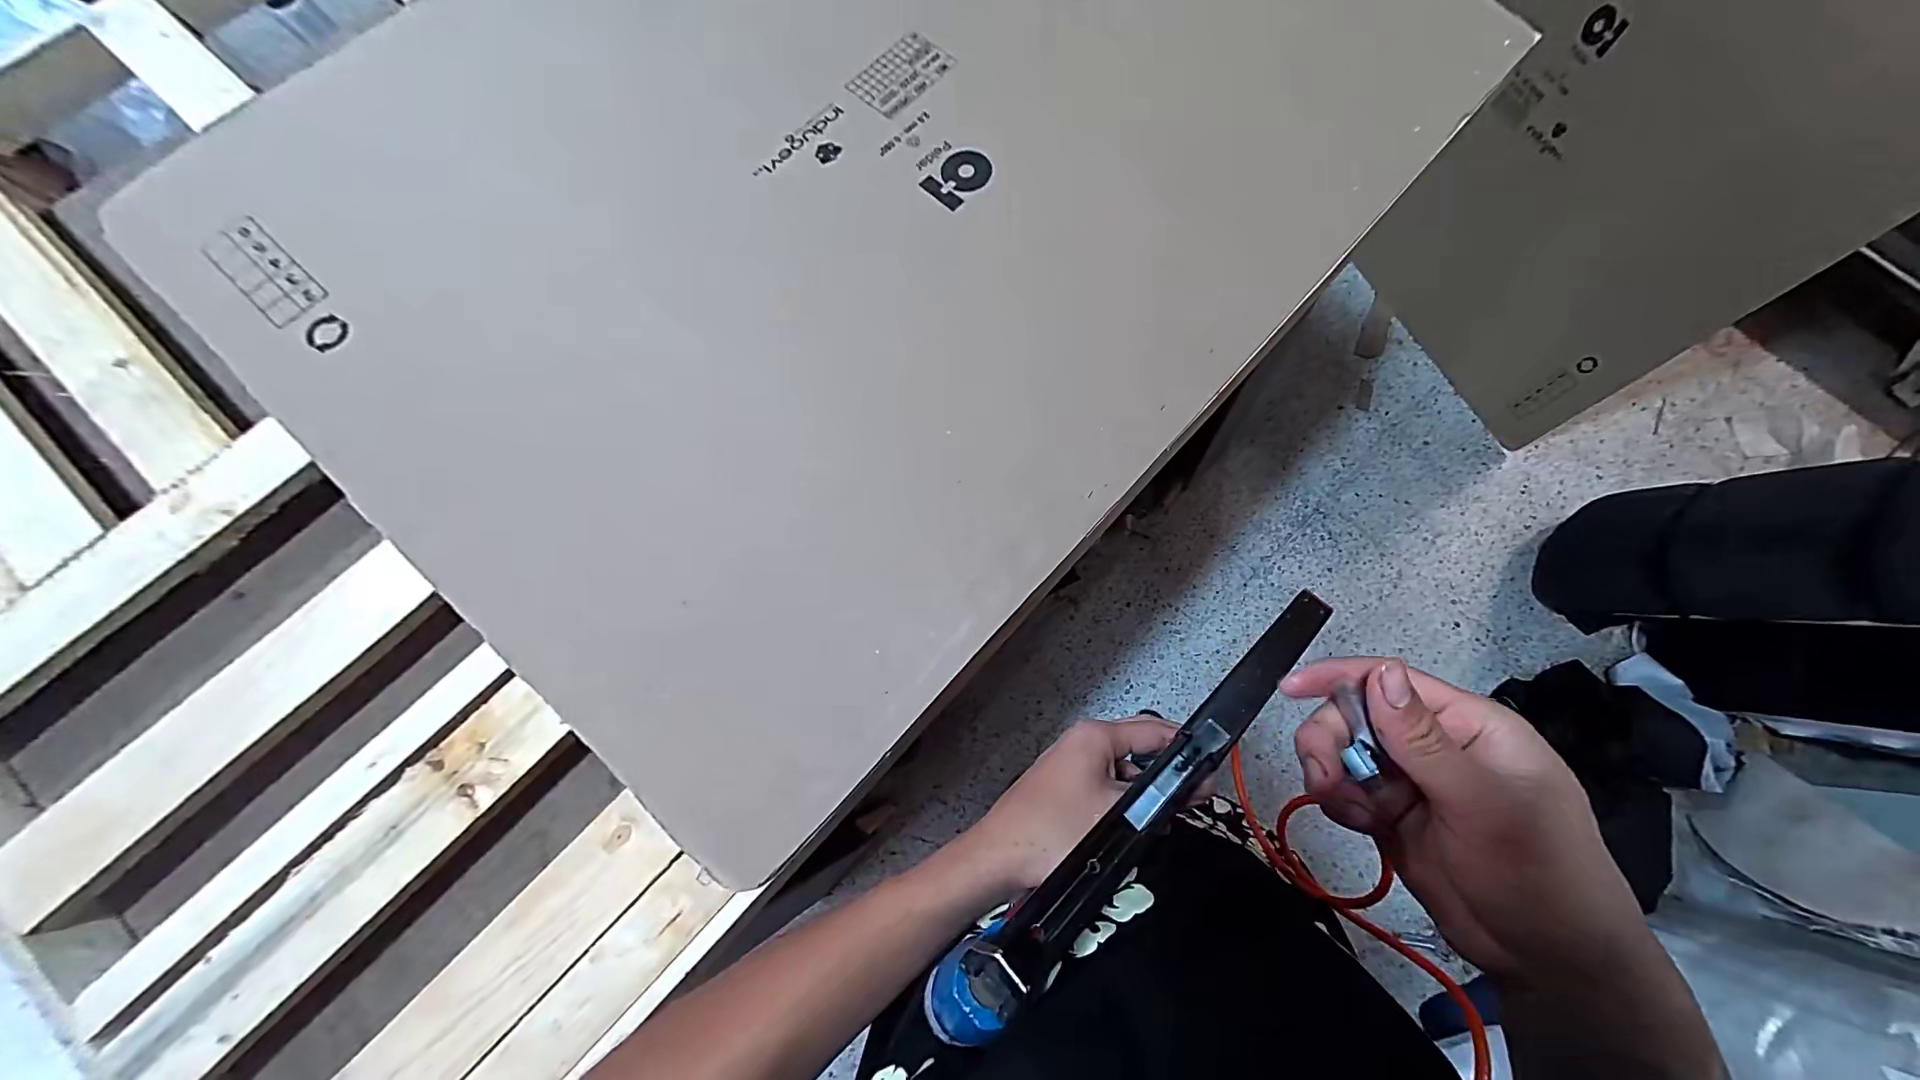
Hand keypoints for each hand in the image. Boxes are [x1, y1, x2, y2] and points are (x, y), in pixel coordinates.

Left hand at [952, 716, 1178, 894]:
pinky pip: (1105, 787)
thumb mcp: (1118, 814)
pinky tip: (1132, 829)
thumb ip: (1161, 798)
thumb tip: (1190, 786)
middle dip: (1166, 774)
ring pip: (1122, 772)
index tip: (1208, 771)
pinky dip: (1122, 803)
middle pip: (1139, 749)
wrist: (1000, 858)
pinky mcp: (1064, 788)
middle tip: (1191, 798)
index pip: (1154, 730)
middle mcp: (1080, 742)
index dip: (1186, 750)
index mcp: (1093, 736)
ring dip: (1144, 794)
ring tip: (1162, 819)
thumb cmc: (1049, 832)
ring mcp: (1070, 764)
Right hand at [1283, 657, 1653, 985]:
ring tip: (1349, 812)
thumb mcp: (1484, 805)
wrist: (1551, 963)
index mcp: (1466, 725)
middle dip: (1329, 743)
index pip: (1390, 681)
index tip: (1289, 689)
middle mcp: (1432, 744)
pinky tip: (1361, 826)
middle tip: (1325, 781)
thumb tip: (1381, 674)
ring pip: (1341, 752)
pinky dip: (1339, 803)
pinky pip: (1344, 789)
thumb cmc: (1538, 875)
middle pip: (1353, 716)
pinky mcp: (1389, 810)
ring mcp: (1409, 779)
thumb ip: (1425, 741)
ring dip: (1331, 776)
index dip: (1336, 677)